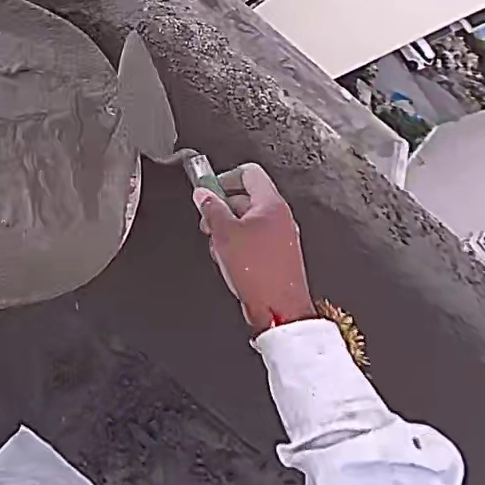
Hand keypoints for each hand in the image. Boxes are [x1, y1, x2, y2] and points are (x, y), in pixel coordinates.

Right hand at [193, 164, 315, 335]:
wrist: (279, 310)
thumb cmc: (259, 273)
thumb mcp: (224, 233)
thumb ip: (211, 208)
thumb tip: (203, 194)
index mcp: (271, 204)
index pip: (248, 173)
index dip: (224, 177)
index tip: (208, 189)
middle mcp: (280, 217)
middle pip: (244, 197)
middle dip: (221, 208)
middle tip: (208, 222)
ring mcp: (281, 236)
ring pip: (246, 220)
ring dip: (227, 229)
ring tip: (218, 246)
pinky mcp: (277, 254)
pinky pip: (253, 239)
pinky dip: (237, 244)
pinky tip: (228, 260)